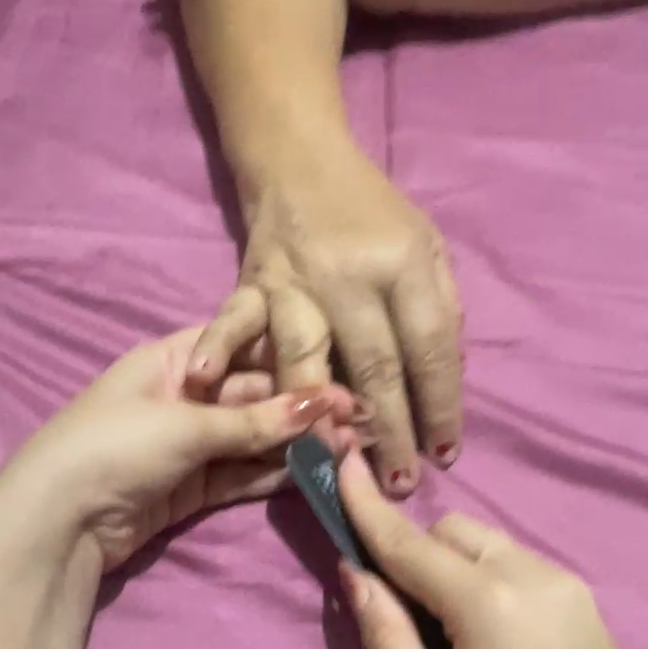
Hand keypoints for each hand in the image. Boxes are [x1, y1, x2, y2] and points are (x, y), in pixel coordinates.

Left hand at [1, 327, 360, 570]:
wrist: (60, 519)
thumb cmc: (116, 446)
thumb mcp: (187, 425)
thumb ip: (256, 419)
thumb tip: (322, 404)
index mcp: (174, 360)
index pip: (241, 345)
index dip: (290, 359)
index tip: (339, 372)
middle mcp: (185, 396)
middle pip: (252, 396)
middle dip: (301, 407)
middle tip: (357, 418)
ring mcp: (188, 444)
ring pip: (251, 438)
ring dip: (294, 443)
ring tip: (347, 446)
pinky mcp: (191, 487)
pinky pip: (239, 473)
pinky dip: (271, 472)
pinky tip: (312, 470)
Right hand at [189, 142, 463, 497]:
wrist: (301, 162)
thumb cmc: (373, 215)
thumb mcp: (428, 247)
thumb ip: (441, 311)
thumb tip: (442, 387)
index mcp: (403, 264)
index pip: (429, 348)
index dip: (440, 406)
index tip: (444, 455)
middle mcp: (349, 277)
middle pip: (374, 367)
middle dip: (388, 433)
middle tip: (398, 485)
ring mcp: (294, 283)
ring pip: (307, 359)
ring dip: (316, 417)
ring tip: (329, 464)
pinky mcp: (251, 285)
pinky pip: (233, 322)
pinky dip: (216, 349)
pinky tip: (203, 381)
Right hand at [334, 450, 647, 648]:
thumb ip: (387, 641)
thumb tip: (356, 574)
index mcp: (488, 602)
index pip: (407, 540)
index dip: (363, 502)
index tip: (334, 457)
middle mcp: (531, 573)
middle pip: (448, 533)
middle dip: (409, 557)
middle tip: (398, 627)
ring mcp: (566, 586)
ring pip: (482, 546)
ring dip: (444, 571)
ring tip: (443, 647)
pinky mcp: (584, 606)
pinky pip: (511, 568)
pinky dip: (477, 584)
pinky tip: (484, 648)